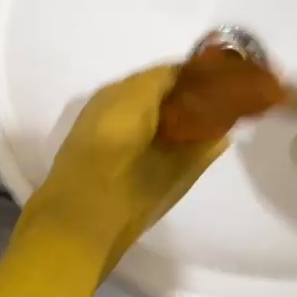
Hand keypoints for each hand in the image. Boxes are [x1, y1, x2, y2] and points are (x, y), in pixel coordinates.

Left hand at [28, 64, 227, 271]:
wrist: (74, 223)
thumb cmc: (129, 195)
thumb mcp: (176, 172)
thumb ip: (202, 146)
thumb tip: (222, 132)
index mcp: (134, 94)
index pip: (174, 72)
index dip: (199, 81)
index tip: (221, 96)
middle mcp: (110, 93)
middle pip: (152, 82)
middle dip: (178, 95)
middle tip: (204, 116)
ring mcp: (91, 111)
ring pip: (133, 97)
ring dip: (157, 109)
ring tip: (182, 131)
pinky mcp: (82, 132)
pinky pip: (117, 113)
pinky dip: (137, 120)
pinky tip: (152, 143)